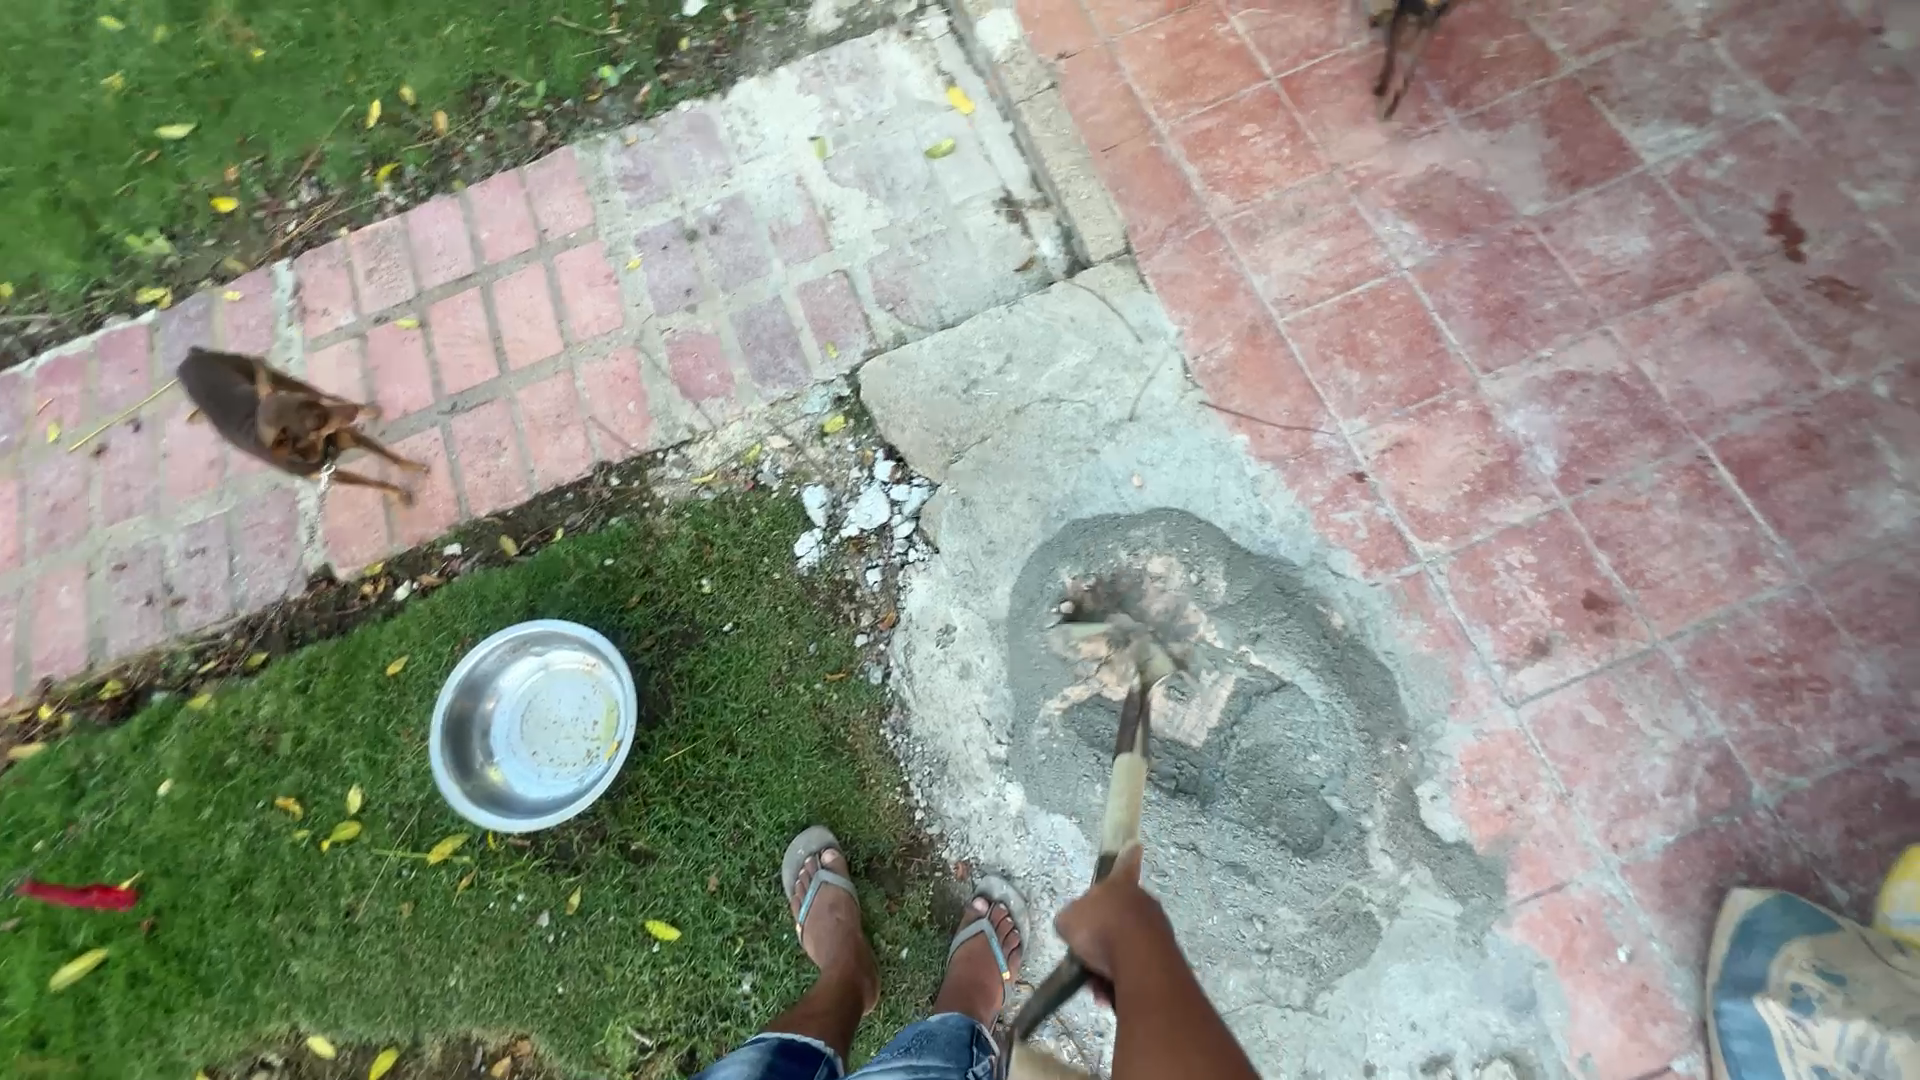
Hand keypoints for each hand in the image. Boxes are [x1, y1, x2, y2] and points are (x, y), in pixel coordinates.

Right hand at [1053, 845, 1175, 995]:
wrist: (1139, 961)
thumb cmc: (1100, 929)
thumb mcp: (1068, 921)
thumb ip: (1071, 920)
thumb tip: (1075, 925)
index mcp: (1120, 885)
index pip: (1124, 864)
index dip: (1127, 856)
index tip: (1135, 845)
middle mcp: (1143, 902)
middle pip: (1121, 914)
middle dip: (1104, 936)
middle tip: (1087, 955)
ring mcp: (1158, 929)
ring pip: (1128, 946)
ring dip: (1110, 964)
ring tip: (1096, 984)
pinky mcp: (1167, 958)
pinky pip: (1138, 967)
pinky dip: (1122, 980)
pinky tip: (1109, 993)